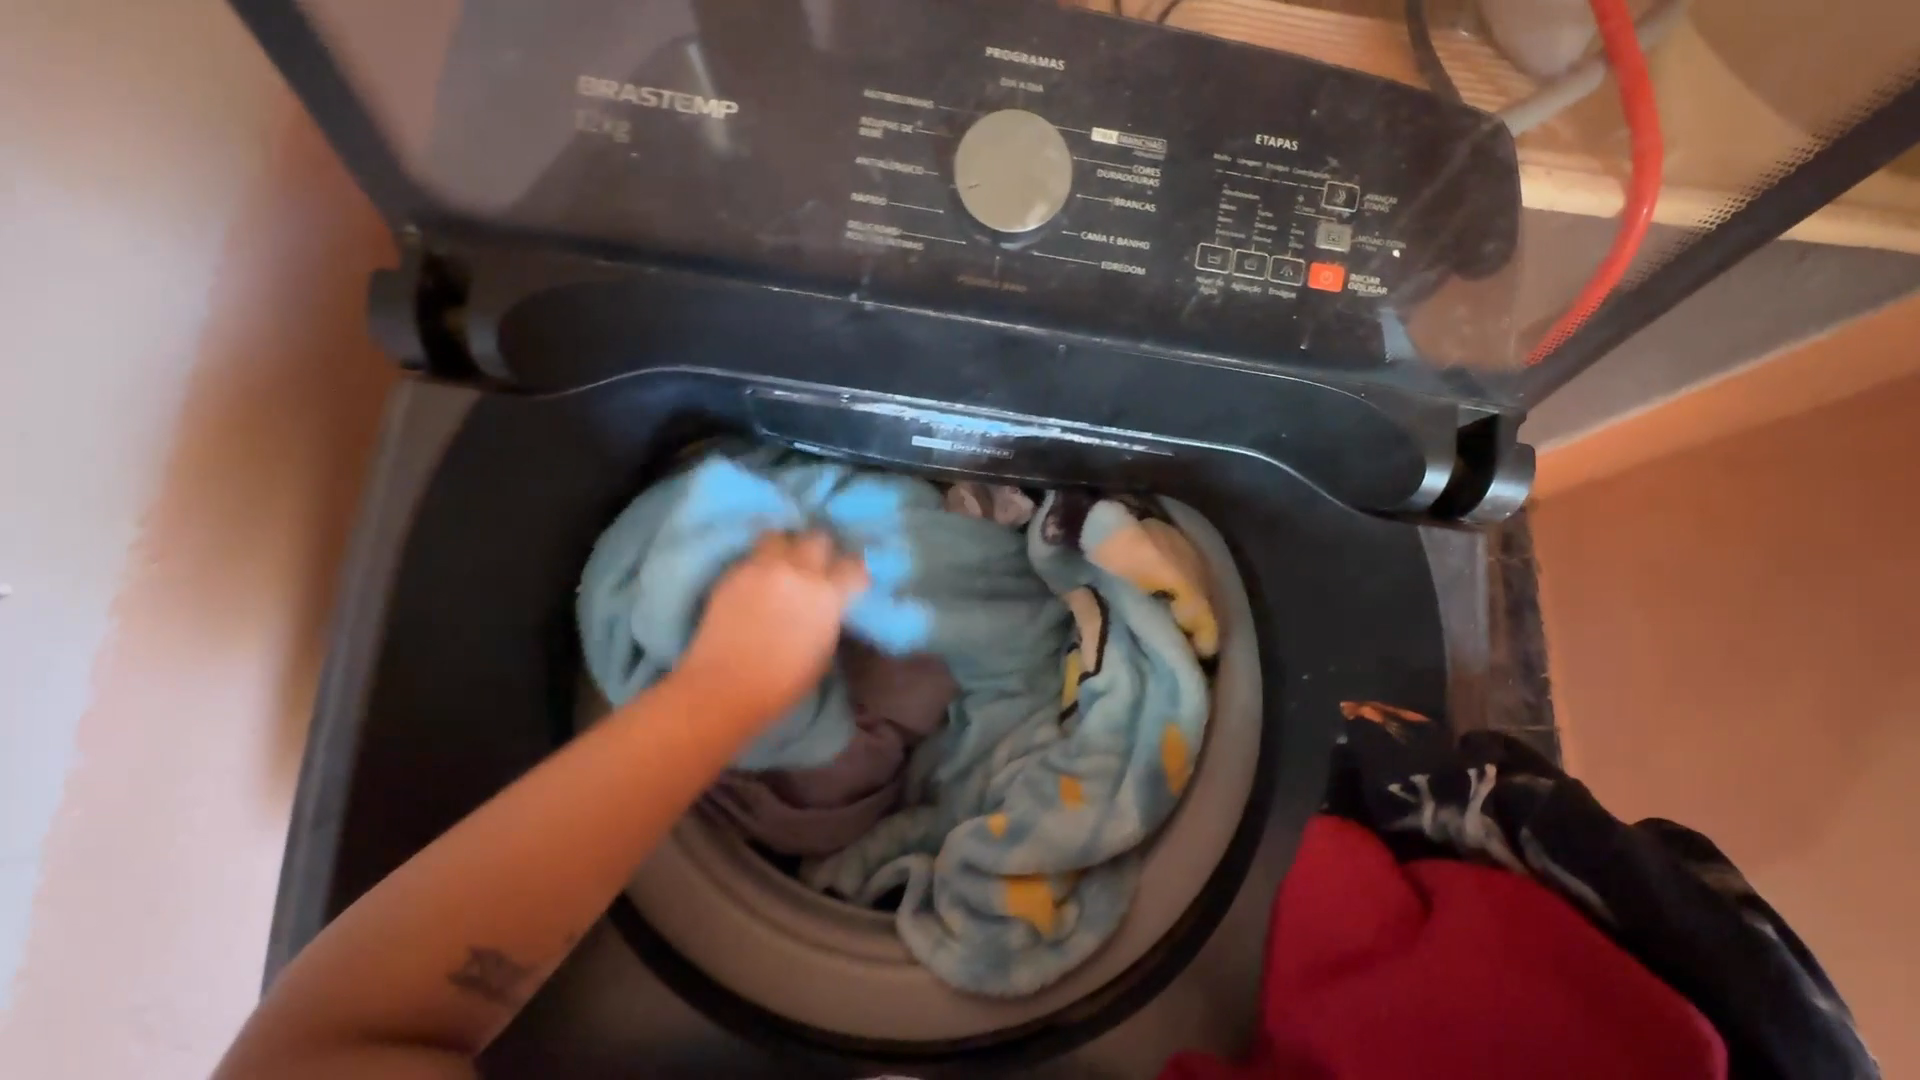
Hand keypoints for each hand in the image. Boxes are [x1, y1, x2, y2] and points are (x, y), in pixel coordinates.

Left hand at [675, 529, 869, 726]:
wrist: (725, 685)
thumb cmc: (783, 682)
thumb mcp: (823, 650)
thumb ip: (828, 616)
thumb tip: (827, 605)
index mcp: (827, 594)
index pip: (853, 566)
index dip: (853, 574)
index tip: (849, 582)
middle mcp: (797, 570)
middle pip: (817, 538)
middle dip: (821, 550)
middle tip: (817, 567)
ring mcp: (763, 567)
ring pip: (780, 536)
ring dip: (786, 547)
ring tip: (783, 564)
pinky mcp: (734, 571)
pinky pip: (753, 555)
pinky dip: (760, 563)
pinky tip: (758, 582)